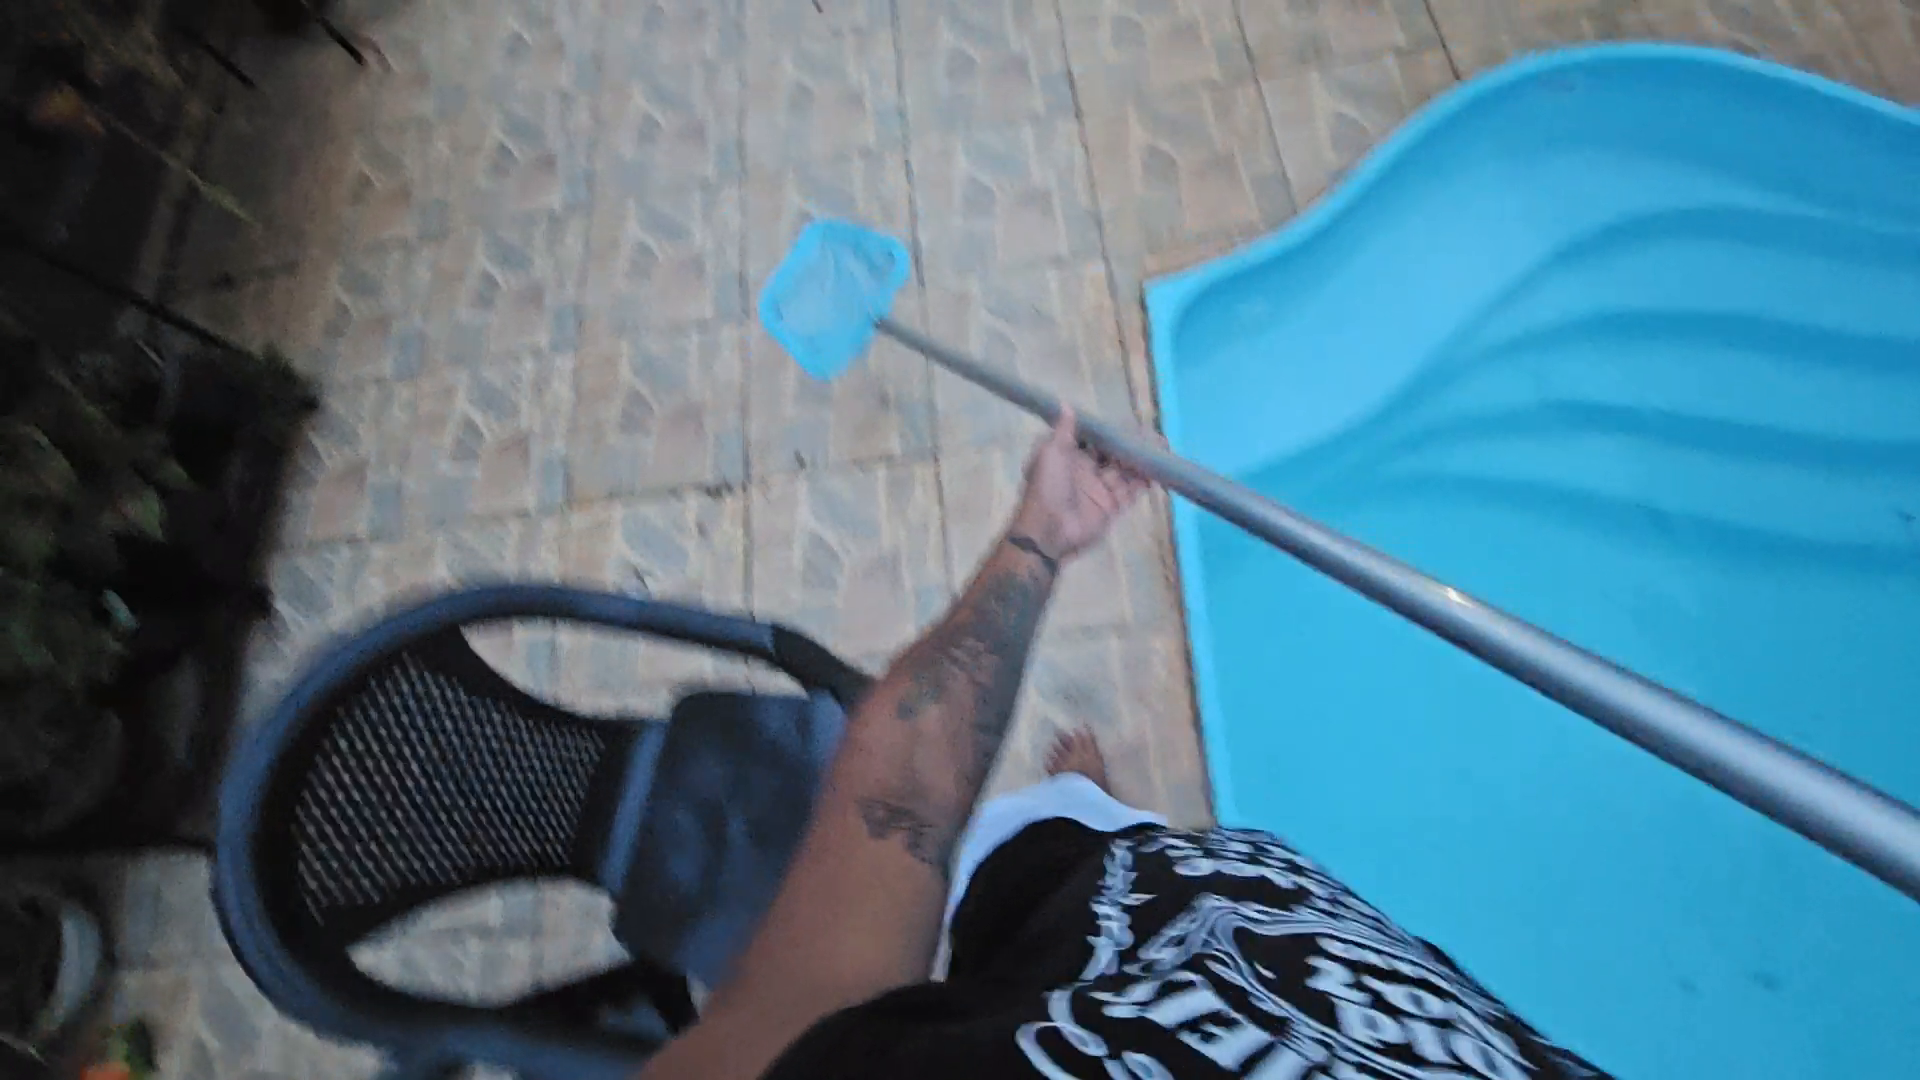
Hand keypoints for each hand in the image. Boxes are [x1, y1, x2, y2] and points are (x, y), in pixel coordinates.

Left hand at [1007, 407, 1152, 564]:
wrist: (1049, 531)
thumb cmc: (1048, 488)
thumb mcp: (1050, 454)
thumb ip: (1063, 431)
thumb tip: (1065, 405)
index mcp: (1069, 456)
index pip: (1095, 439)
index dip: (1112, 431)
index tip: (1131, 422)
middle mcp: (1086, 470)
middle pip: (1114, 453)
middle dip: (1133, 444)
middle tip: (1154, 436)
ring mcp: (1100, 489)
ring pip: (1126, 470)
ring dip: (1143, 460)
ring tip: (1163, 449)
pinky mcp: (1112, 506)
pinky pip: (1132, 490)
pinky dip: (1145, 480)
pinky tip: (1159, 470)